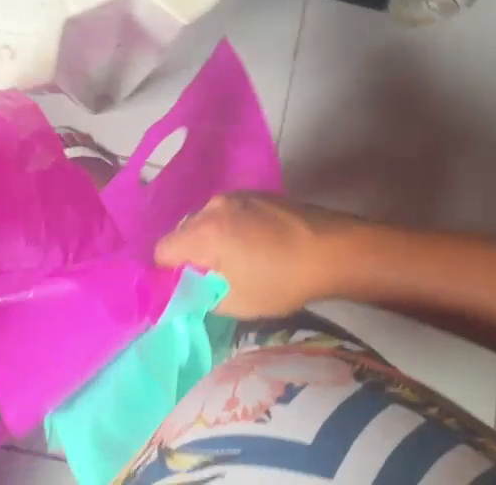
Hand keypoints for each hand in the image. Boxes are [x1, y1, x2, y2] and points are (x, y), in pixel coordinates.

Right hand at [153, 192, 359, 318]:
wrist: (332, 249)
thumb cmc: (281, 280)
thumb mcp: (236, 302)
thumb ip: (198, 297)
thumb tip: (182, 293)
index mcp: (203, 231)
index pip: (163, 250)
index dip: (169, 274)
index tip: (188, 290)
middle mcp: (213, 205)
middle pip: (183, 233)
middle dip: (191, 257)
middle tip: (214, 281)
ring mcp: (235, 195)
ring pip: (206, 222)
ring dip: (212, 242)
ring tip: (239, 264)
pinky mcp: (255, 193)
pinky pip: (227, 213)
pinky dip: (230, 230)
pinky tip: (256, 247)